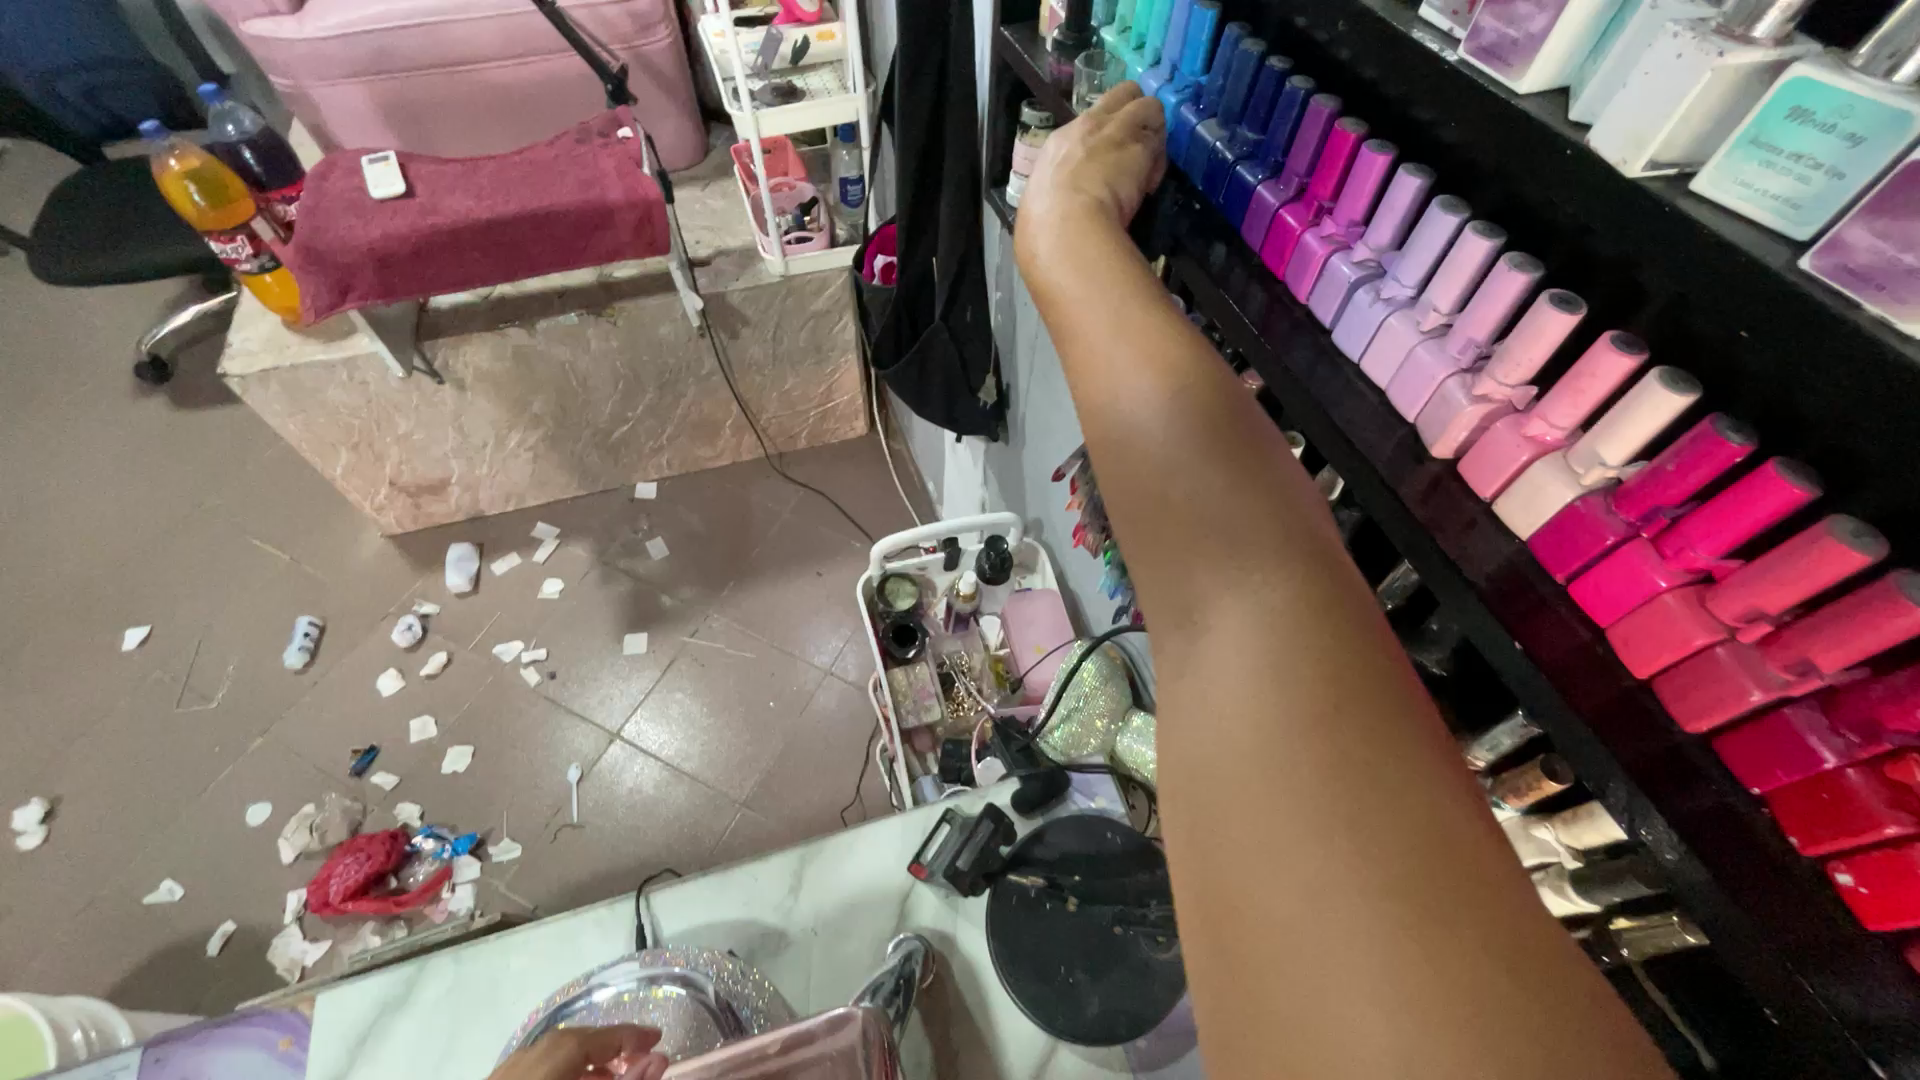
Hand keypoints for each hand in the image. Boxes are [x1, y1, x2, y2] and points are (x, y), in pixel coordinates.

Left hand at [486, 1025, 668, 1079]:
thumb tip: (659, 1060)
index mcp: (559, 1051)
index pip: (604, 1036)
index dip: (633, 1036)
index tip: (658, 1040)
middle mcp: (533, 1052)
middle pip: (580, 1041)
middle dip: (610, 1050)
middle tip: (638, 1062)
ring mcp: (509, 1069)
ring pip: (558, 1056)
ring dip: (587, 1066)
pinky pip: (538, 1069)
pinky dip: (563, 1074)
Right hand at [1014, 81, 1166, 271]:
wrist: (1067, 226)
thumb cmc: (1044, 225)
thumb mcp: (1037, 203)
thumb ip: (1053, 194)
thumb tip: (1057, 206)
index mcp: (1059, 142)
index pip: (1089, 122)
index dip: (1102, 138)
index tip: (1106, 164)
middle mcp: (1089, 125)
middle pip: (1122, 93)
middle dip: (1134, 113)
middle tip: (1135, 148)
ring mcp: (1118, 130)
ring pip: (1149, 105)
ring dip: (1153, 132)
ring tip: (1147, 168)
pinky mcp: (1142, 146)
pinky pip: (1159, 139)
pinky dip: (1159, 160)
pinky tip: (1150, 186)